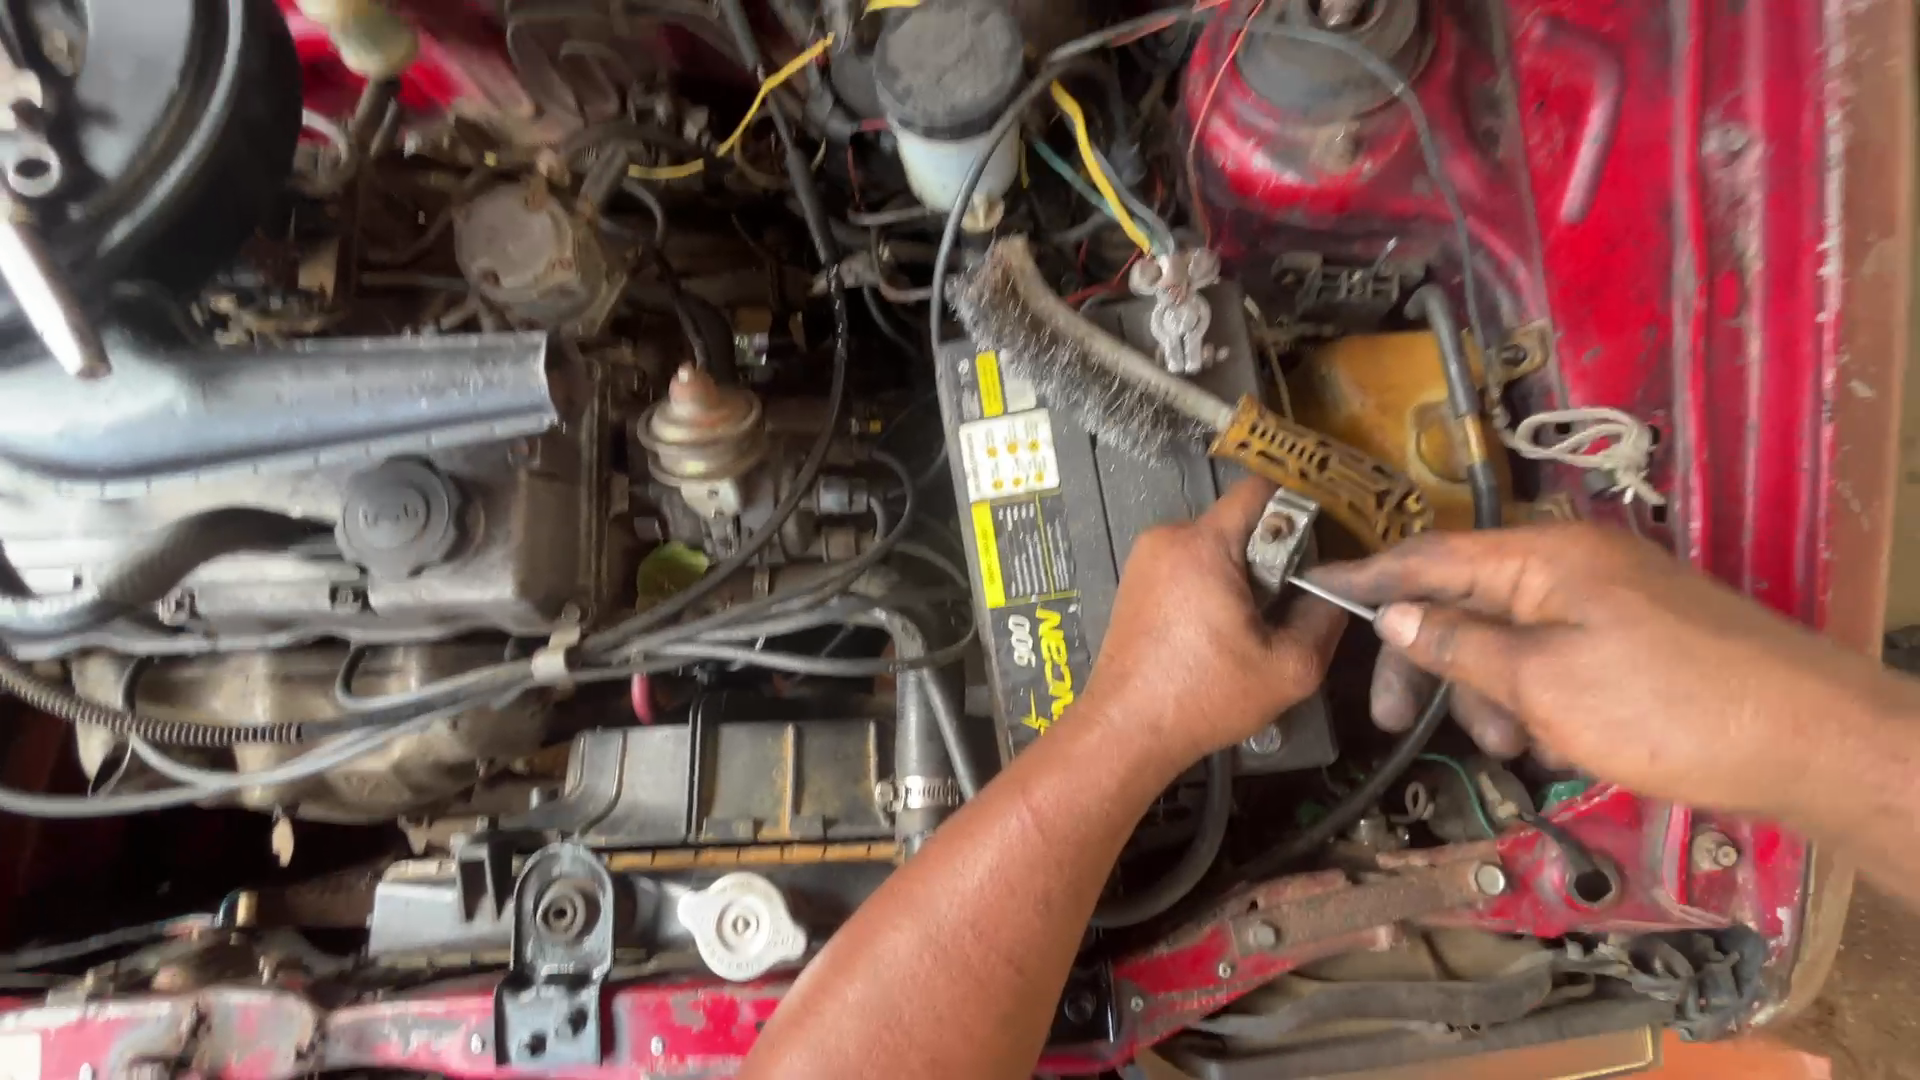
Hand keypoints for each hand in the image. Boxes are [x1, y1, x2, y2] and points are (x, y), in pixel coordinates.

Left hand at [1077, 478, 1347, 762]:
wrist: (1126, 727)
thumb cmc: (1203, 697)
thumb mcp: (1289, 667)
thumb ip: (1324, 616)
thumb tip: (1336, 587)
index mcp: (1202, 545)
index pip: (1261, 490)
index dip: (1301, 507)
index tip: (1323, 542)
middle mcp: (1166, 538)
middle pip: (1236, 521)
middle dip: (1270, 552)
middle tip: (1290, 597)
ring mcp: (1144, 559)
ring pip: (1212, 544)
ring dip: (1239, 572)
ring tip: (1252, 621)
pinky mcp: (1135, 581)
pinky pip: (1186, 564)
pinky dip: (1209, 584)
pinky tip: (1218, 628)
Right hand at [1309, 523, 1910, 815]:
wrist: (1829, 751)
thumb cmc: (1666, 709)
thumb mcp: (1539, 682)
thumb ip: (1455, 643)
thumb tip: (1390, 613)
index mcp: (1541, 558)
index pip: (1428, 556)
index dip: (1367, 574)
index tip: (1316, 584)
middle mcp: (1565, 565)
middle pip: (1460, 601)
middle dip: (1426, 661)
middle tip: (1395, 719)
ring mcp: (1600, 598)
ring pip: (1503, 635)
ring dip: (1484, 691)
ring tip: (1503, 747)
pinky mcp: (1626, 633)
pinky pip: (1546, 652)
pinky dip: (1528, 693)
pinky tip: (1541, 740)